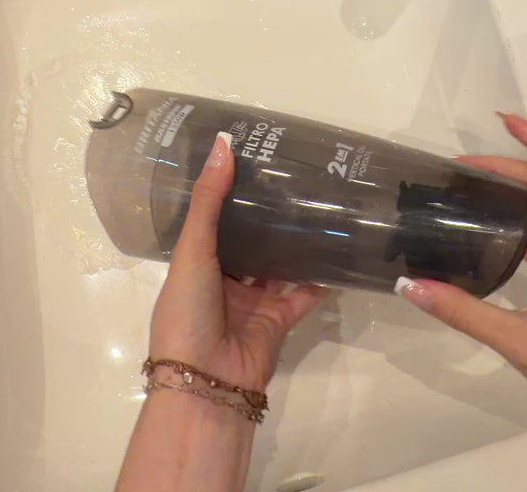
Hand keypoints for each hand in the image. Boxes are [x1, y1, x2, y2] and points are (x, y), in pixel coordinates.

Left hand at [149, 132, 325, 391]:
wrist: (207, 383)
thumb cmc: (187, 310)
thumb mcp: (192, 250)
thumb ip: (209, 200)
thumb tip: (223, 142)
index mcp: (197, 260)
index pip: (216, 217)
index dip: (231, 189)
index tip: (255, 156)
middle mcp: (225, 277)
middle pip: (251, 238)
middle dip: (269, 212)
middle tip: (296, 175)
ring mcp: (253, 299)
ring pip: (279, 262)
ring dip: (296, 240)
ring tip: (320, 204)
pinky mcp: (279, 319)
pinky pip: (304, 293)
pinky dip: (321, 277)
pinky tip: (339, 251)